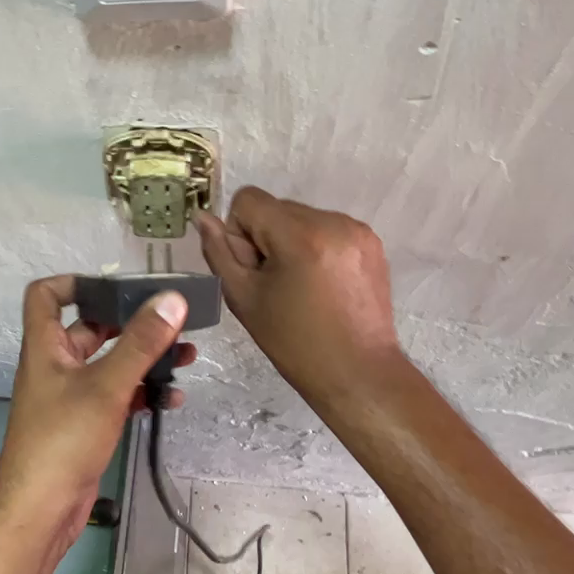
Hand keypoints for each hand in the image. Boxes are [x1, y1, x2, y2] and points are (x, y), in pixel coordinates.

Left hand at [0, 276, 193, 543]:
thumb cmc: (64, 439)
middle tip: (171, 320)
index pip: (46, 294)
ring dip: (144, 358)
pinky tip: (172, 398)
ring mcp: (70, 396)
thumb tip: (171, 299)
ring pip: (110, 364)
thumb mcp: (106, 385)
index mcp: (46, 346)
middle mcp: (55, 365)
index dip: (75, 282)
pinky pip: (116, 395)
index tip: (115, 284)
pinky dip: (141, 392)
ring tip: (185, 357)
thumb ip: (140, 342)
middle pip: (92, 328)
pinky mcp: (85, 423)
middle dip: (131, 323)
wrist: (41, 510)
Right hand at [197, 187, 401, 411]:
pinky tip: (321, 284)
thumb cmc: (293, 342)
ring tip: (300, 286)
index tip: (254, 269)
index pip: (248, 200)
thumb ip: (219, 252)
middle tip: (274, 284)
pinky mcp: (371, 242)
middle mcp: (332, 222)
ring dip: (290, 242)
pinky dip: (315, 248)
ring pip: (300, 218)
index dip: (240, 233)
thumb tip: (202, 218)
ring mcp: (356, 230)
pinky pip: (326, 229)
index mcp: (299, 235)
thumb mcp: (244, 298)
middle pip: (276, 208)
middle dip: (266, 238)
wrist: (357, 372)